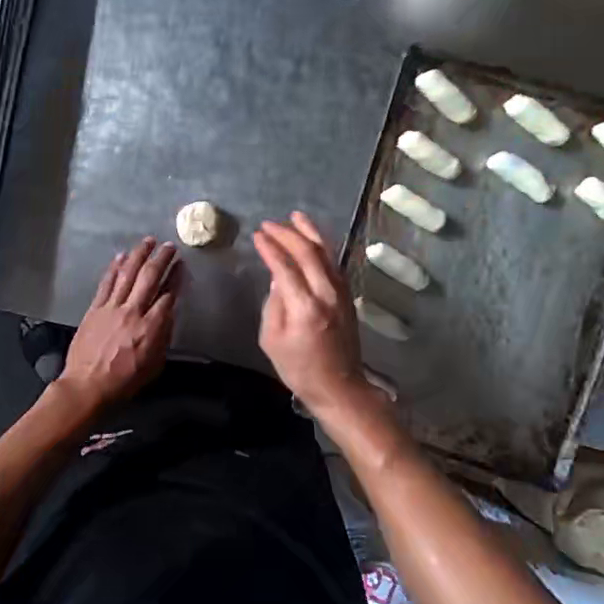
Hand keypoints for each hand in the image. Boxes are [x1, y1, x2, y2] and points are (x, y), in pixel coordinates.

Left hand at [53, 238, 179, 412]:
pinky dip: (114, 268)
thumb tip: (166, 316)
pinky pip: (106, 283)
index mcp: (152, 327)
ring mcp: (112, 308)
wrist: (88, 385)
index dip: (176, 277)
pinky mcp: (94, 309)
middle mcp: (133, 311)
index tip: (181, 265)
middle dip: (161, 259)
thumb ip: (163, 338)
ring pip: (127, 274)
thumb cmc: (125, 382)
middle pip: (149, 277)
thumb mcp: (154, 365)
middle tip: (169, 246)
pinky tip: (121, 256)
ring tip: (148, 241)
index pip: (168, 295)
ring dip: (139, 255)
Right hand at [253, 213, 372, 415]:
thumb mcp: (271, 339)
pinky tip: (312, 241)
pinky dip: (321, 248)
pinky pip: (333, 264)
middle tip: (269, 224)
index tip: (257, 235)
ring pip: (326, 254)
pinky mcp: (347, 297)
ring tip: (295, 217)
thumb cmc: (298, 368)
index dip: (270, 248)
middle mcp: (326, 294)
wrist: (338, 386)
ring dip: (309, 233)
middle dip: (287, 234)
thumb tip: (277, 277)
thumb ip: (273, 304)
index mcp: (304, 307)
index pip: (285, 266)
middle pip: (308, 253)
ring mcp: (341, 294)